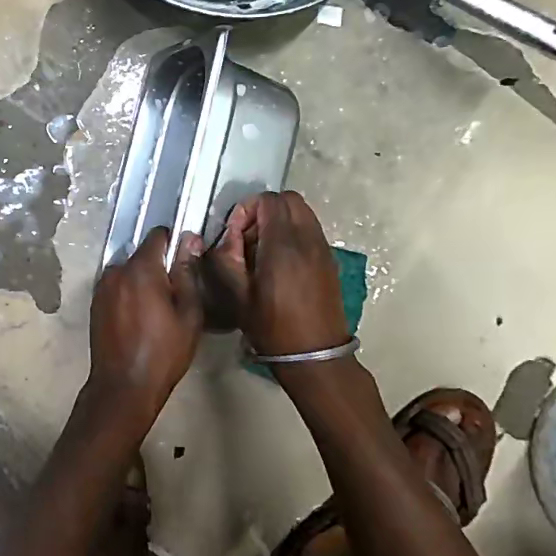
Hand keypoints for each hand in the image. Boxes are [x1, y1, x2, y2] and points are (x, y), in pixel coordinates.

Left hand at [86, 227, 204, 433]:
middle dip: (158, 266)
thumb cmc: (164, 351)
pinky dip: (128, 293)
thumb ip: (188, 273)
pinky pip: (116, 287)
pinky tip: (140, 317)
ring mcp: (101, 287)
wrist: (124, 383)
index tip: (185, 257)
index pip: (156, 237)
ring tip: (158, 309)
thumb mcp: (188, 314)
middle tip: (176, 292)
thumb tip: (190, 240)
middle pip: (141, 256)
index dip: (173, 242)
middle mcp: (115, 271)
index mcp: (140, 269)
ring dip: (141, 281)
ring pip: (127, 272)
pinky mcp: (95, 303)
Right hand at [207, 191, 347, 357]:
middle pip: (289, 200)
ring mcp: (323, 250)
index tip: (234, 233)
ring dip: (278, 220)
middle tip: (247, 235)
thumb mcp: (235, 292)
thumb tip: (230, 234)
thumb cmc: (270, 325)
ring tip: (261, 248)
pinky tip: (277, 260)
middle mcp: (308, 240)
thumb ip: (226, 254)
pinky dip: (291, 232)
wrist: (314, 355)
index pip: (269, 200)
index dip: (246, 209)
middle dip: (263, 210)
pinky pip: (310, 230)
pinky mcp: (329, 261)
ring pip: (302, 213)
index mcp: (283, 245)